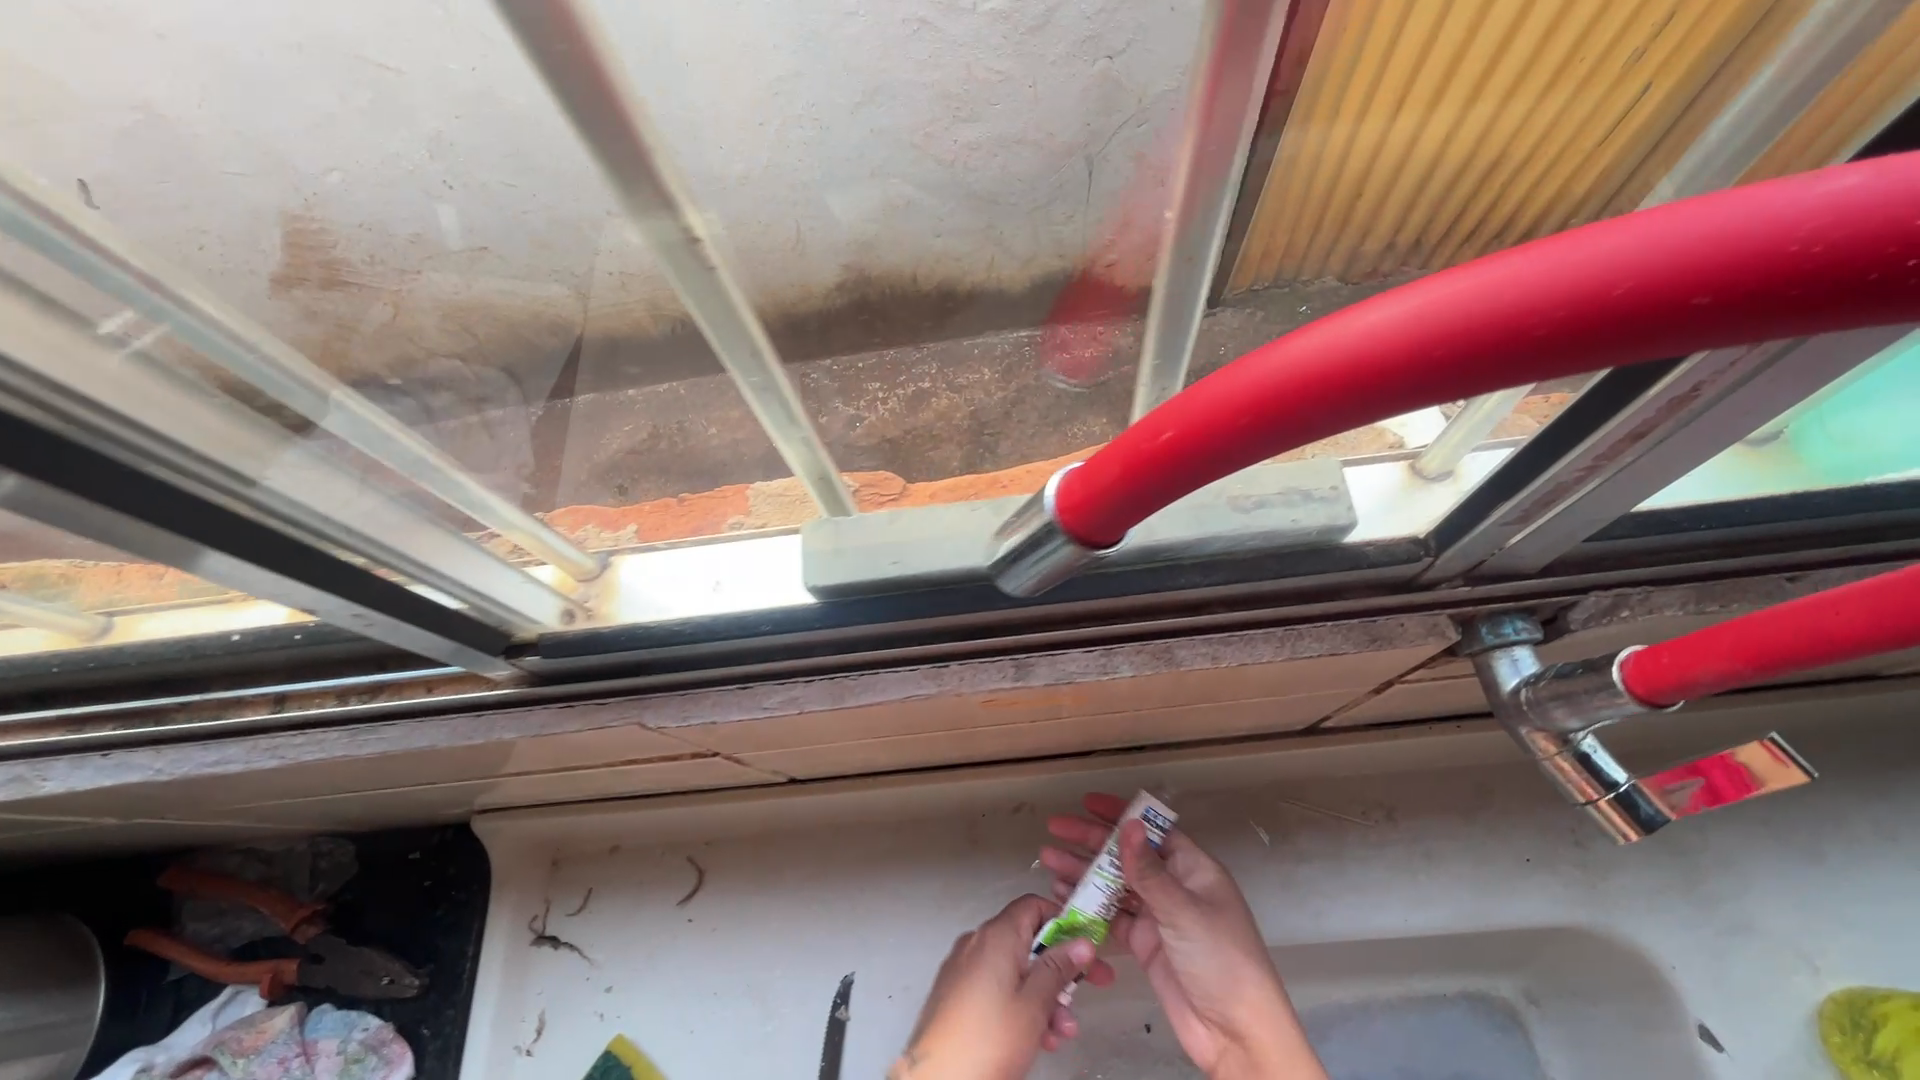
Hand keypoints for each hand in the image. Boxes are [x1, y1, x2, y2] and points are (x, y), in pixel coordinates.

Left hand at [891, 894, 1115, 1079]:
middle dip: (1061, 969)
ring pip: (1015, 971)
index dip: (1063, 921)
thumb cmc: (987, 1040)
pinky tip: (1038, 1037)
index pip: (1033, 906)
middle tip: (1092, 985)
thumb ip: (1059, 969)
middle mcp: (976, 944)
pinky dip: (1020, 1005)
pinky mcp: (957, 995)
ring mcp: (964, 969)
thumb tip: (1080, 943)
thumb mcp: (1034, 1004)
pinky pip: (997, 989)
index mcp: (996, 936)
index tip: (1086, 942)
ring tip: (1061, 1031)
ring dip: (1044, 996)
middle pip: (1028, 942)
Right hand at [1042, 794, 1327, 1079]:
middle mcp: (1174, 887)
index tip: (1087, 803)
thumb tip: (1128, 824)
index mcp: (1193, 870)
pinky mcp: (1146, 945)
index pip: (1153, 830)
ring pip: (1115, 885)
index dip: (1121, 815)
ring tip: (1049, 861)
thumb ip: (1149, 871)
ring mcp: (1159, 917)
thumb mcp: (1184, 912)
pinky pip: (1112, 917)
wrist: (1235, 1032)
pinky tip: (1065, 897)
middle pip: (1128, 855)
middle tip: (1055, 830)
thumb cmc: (1222, 961)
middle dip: (1091, 842)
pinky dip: (1089, 906)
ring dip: (1084, 873)